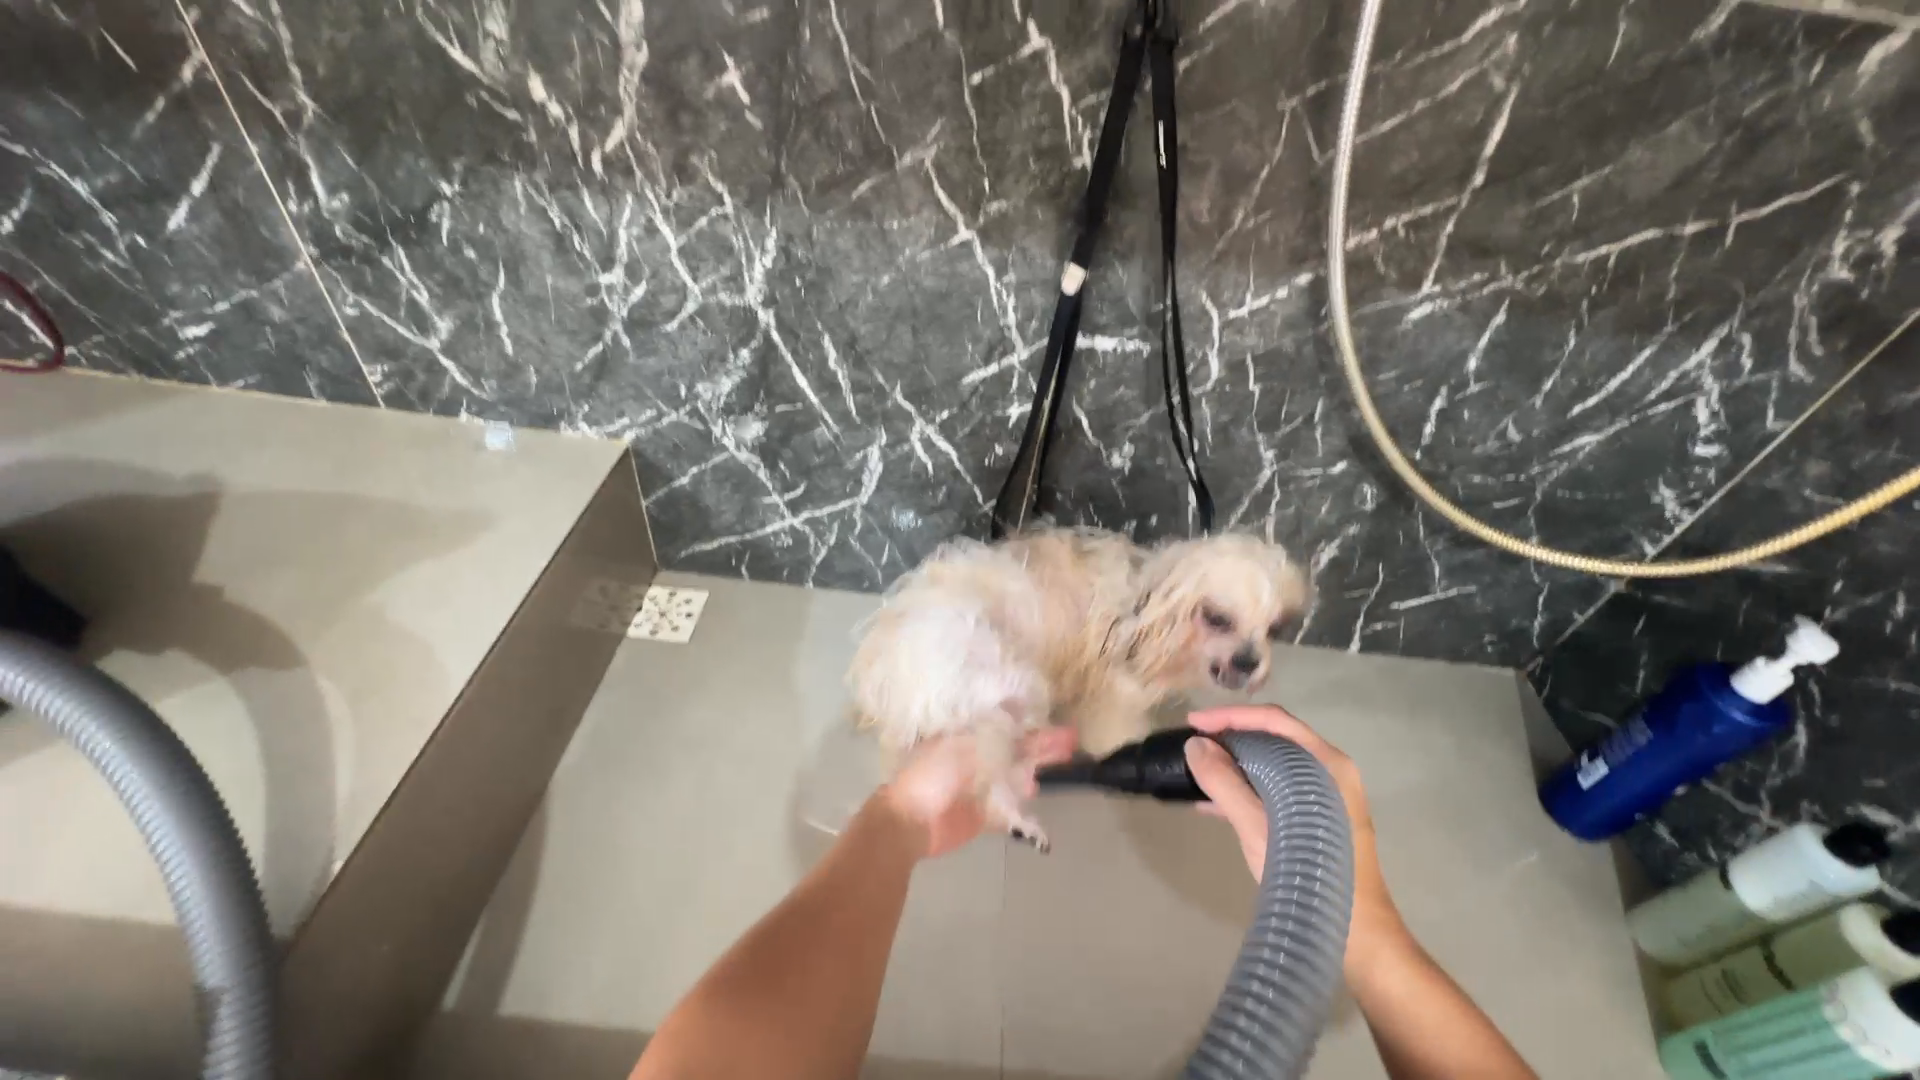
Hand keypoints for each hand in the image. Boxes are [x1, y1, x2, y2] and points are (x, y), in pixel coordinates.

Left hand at [878, 728, 1078, 858]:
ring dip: (1034, 769)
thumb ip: (993, 731)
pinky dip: (1021, 802)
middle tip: (1070, 741)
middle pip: (1015, 749)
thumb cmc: (932, 775)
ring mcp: (980, 786)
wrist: (910, 822)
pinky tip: (1034, 794)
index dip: (1026, 720)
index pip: (1002, 723)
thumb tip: (1017, 705)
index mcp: (966, 736)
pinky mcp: (983, 814)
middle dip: (1041, 744)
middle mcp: (975, 758)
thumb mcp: (963, 744)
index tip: (1049, 714)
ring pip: (1015, 775)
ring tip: (1061, 762)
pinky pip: (1008, 807)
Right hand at [1184, 705, 1408, 978]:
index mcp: (1324, 763)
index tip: (1192, 723)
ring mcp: (1324, 795)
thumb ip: (1224, 782)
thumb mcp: (1257, 824)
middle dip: (1230, 738)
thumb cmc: (1308, 870)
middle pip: (1273, 739)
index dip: (1229, 716)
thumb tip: (1194, 746)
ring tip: (1196, 771)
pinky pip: (1275, 788)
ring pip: (1272, 764)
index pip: (1273, 720)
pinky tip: (1212, 803)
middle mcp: (1329, 771)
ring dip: (1234, 765)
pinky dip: (1246, 788)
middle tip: (1193, 745)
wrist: (1354, 933)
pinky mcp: (1316, 818)